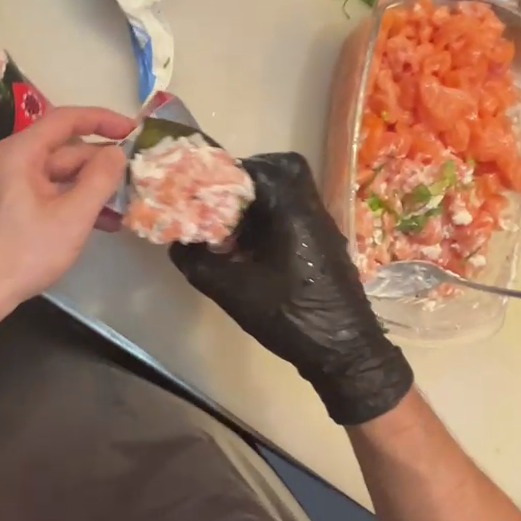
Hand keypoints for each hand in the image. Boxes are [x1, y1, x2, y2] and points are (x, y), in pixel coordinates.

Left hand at [0, 106, 135, 324]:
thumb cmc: (24, 253)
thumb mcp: (72, 217)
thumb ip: (99, 179)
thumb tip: (116, 153)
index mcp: (19, 153)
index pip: (66, 119)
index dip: (102, 120)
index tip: (132, 130)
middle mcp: (10, 160)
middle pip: (63, 150)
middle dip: (100, 163)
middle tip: (134, 176)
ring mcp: (7, 184)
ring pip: (58, 175)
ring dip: (90, 187)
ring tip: (124, 204)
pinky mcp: (8, 205)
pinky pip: (47, 193)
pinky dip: (72, 201)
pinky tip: (100, 222)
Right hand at [170, 152, 413, 425]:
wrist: (344, 352)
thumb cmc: (289, 316)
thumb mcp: (231, 291)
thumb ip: (197, 263)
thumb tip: (177, 244)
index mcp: (292, 212)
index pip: (260, 168)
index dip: (229, 172)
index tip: (205, 188)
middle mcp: (312, 211)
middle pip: (283, 169)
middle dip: (248, 178)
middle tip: (221, 199)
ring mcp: (323, 228)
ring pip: (291, 193)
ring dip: (259, 201)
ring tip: (230, 226)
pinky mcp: (325, 246)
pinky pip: (296, 216)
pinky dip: (271, 220)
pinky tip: (250, 250)